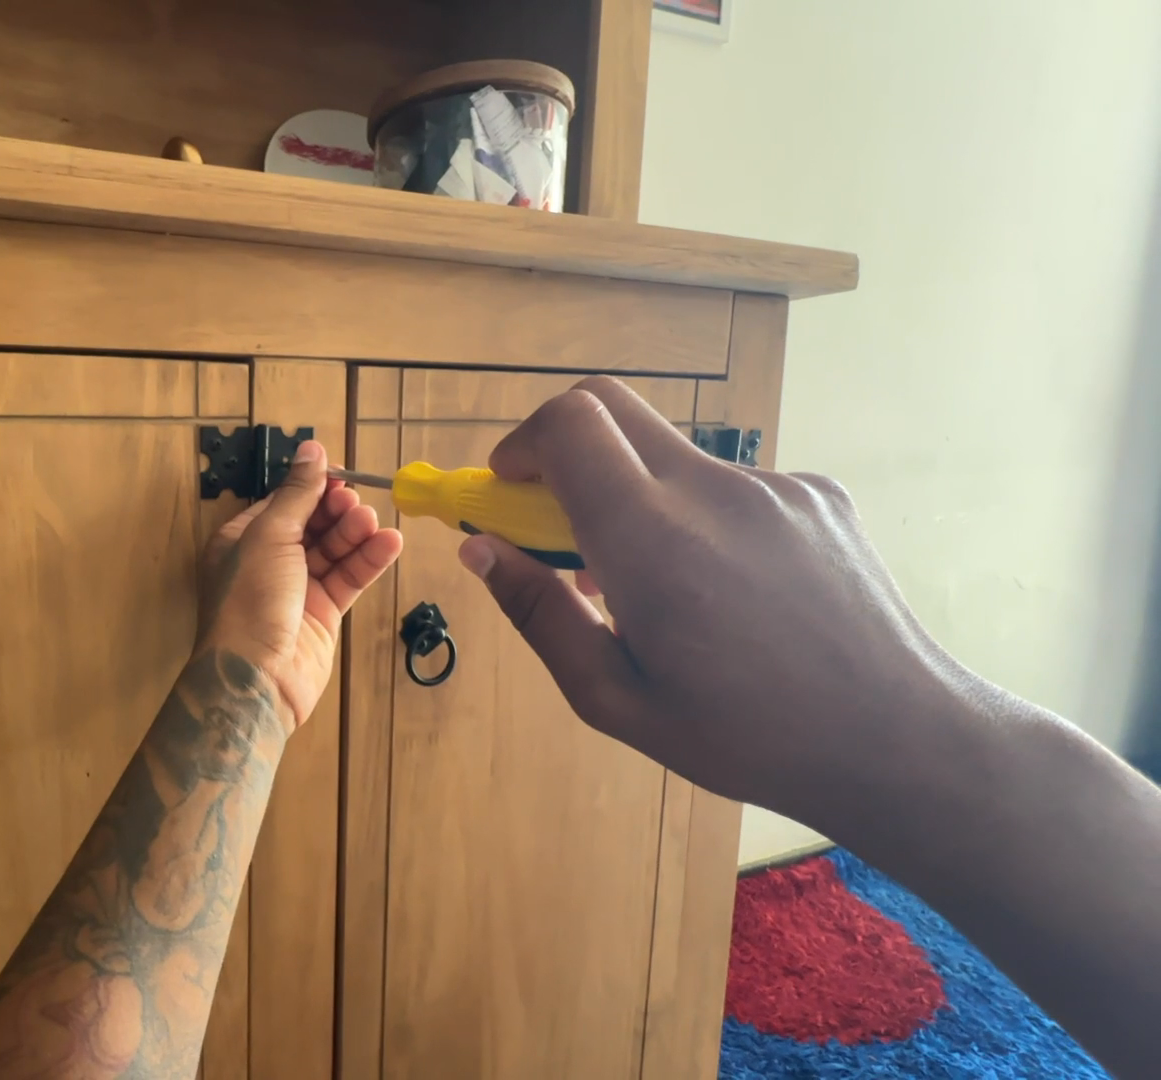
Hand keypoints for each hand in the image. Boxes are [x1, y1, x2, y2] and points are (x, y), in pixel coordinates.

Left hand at [197, 440, 402, 732]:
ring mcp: (297, 589)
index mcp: (242, 539)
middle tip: (358, 505)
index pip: (283, 504)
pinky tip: (390, 544)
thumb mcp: (269, 535)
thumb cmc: (251, 598)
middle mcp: (268, 562)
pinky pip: (348, 578)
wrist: (257, 676)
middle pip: (311, 525)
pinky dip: (368, 561)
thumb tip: (312, 448)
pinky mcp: (323, 613)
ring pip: (333, 551)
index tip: (341, 477)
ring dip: (355, 534)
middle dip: (336, 512)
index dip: (312, 489)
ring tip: (375, 523)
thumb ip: (297, 493)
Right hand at [457, 377, 972, 823]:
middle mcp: (713, 488)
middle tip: (550, 514)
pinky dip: (686, 514)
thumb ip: (536, 612)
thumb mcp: (609, 696)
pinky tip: (715, 587)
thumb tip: (477, 547)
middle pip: (609, 406)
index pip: (570, 424)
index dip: (521, 443)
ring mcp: (774, 484)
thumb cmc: (741, 735)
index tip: (508, 490)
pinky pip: (720, 482)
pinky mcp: (816, 492)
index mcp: (652, 538)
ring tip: (644, 583)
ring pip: (662, 454)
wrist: (908, 743)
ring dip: (624, 493)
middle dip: (557, 446)